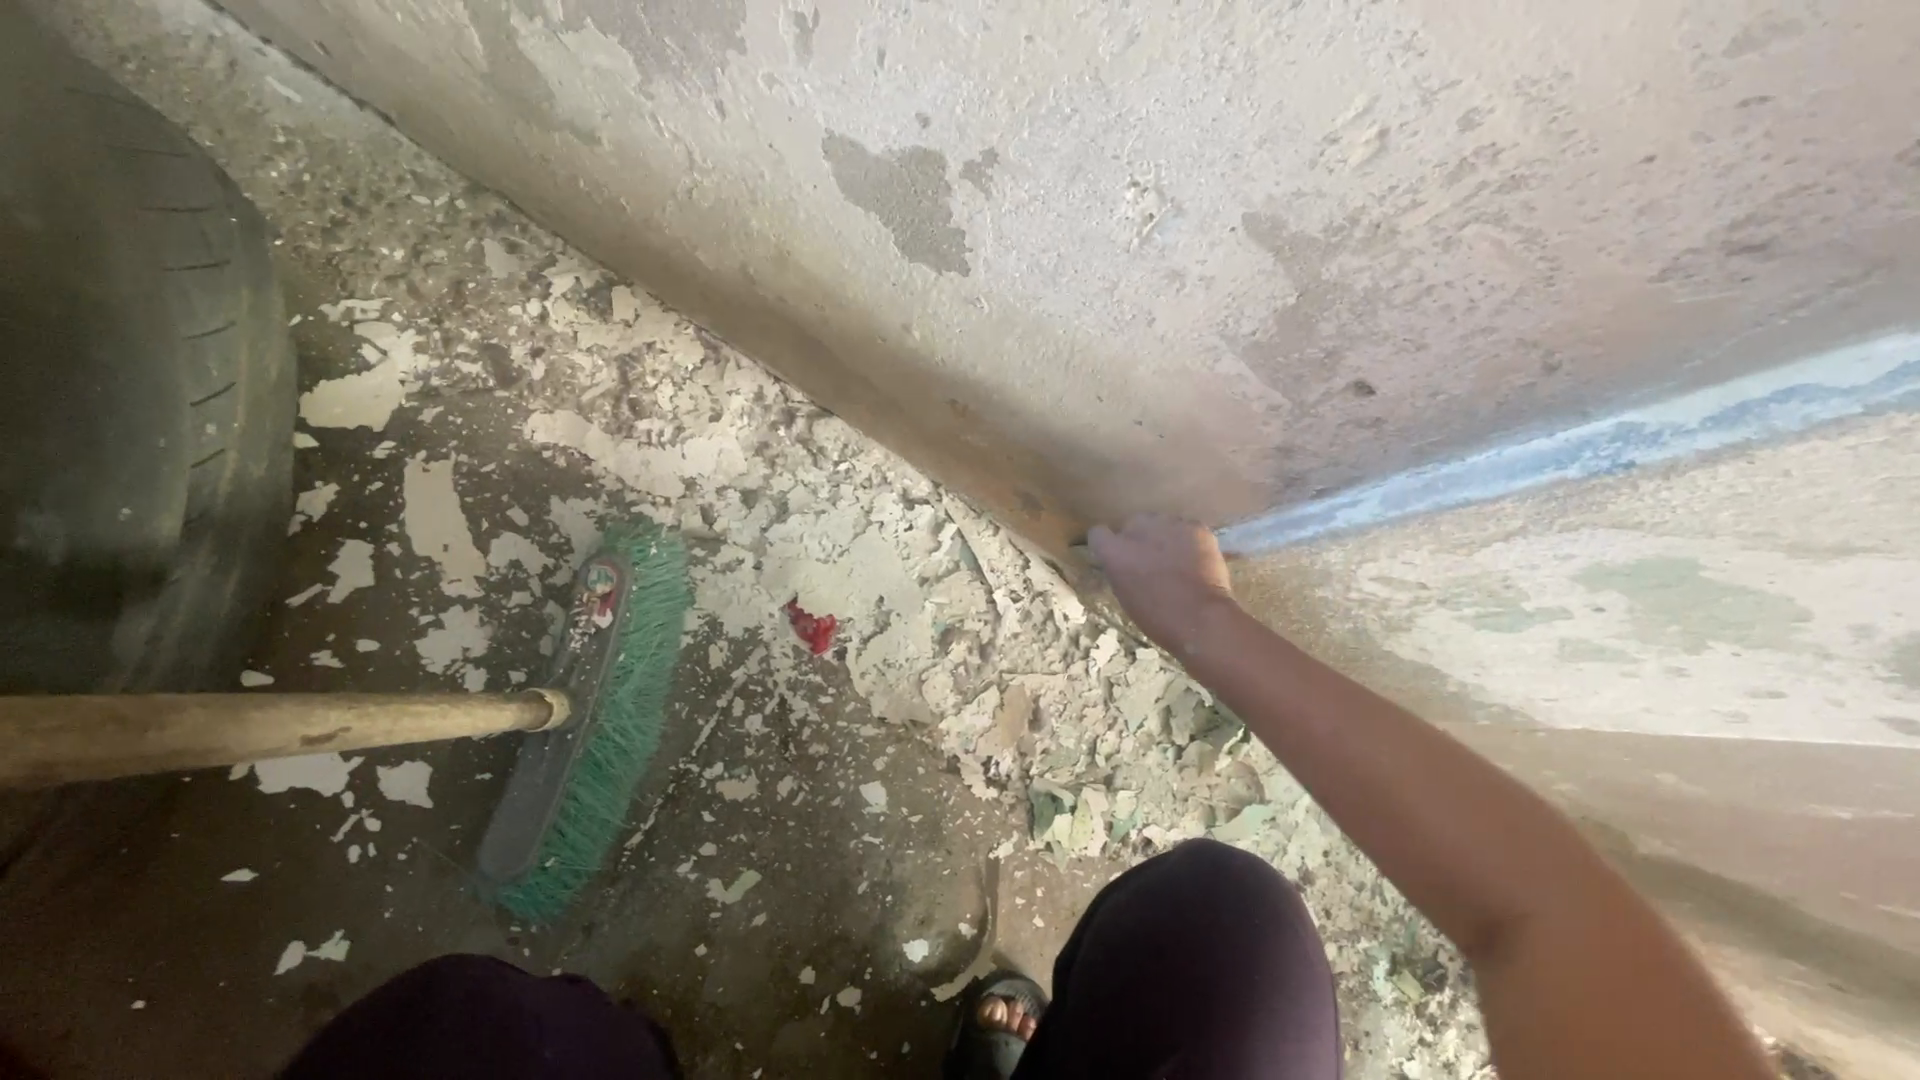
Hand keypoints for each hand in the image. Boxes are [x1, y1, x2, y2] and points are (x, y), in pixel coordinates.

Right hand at [1085, 514, 1236, 654]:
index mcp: (1114, 551)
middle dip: (1141, 538)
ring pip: (1163, 523)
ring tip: (1179, 560)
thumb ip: (1120, 570)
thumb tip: (1127, 564)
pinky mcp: (1195, 527)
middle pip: (1134, 523)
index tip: (1119, 556)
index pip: (1098, 533)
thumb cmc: (1157, 617)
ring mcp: (1169, 524)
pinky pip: (1188, 528)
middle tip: (1153, 560)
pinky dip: (1191, 541)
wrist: (1200, 617)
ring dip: (1166, 537)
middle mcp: (1138, 529)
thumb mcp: (1125, 595)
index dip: (1109, 544)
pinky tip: (1197, 560)